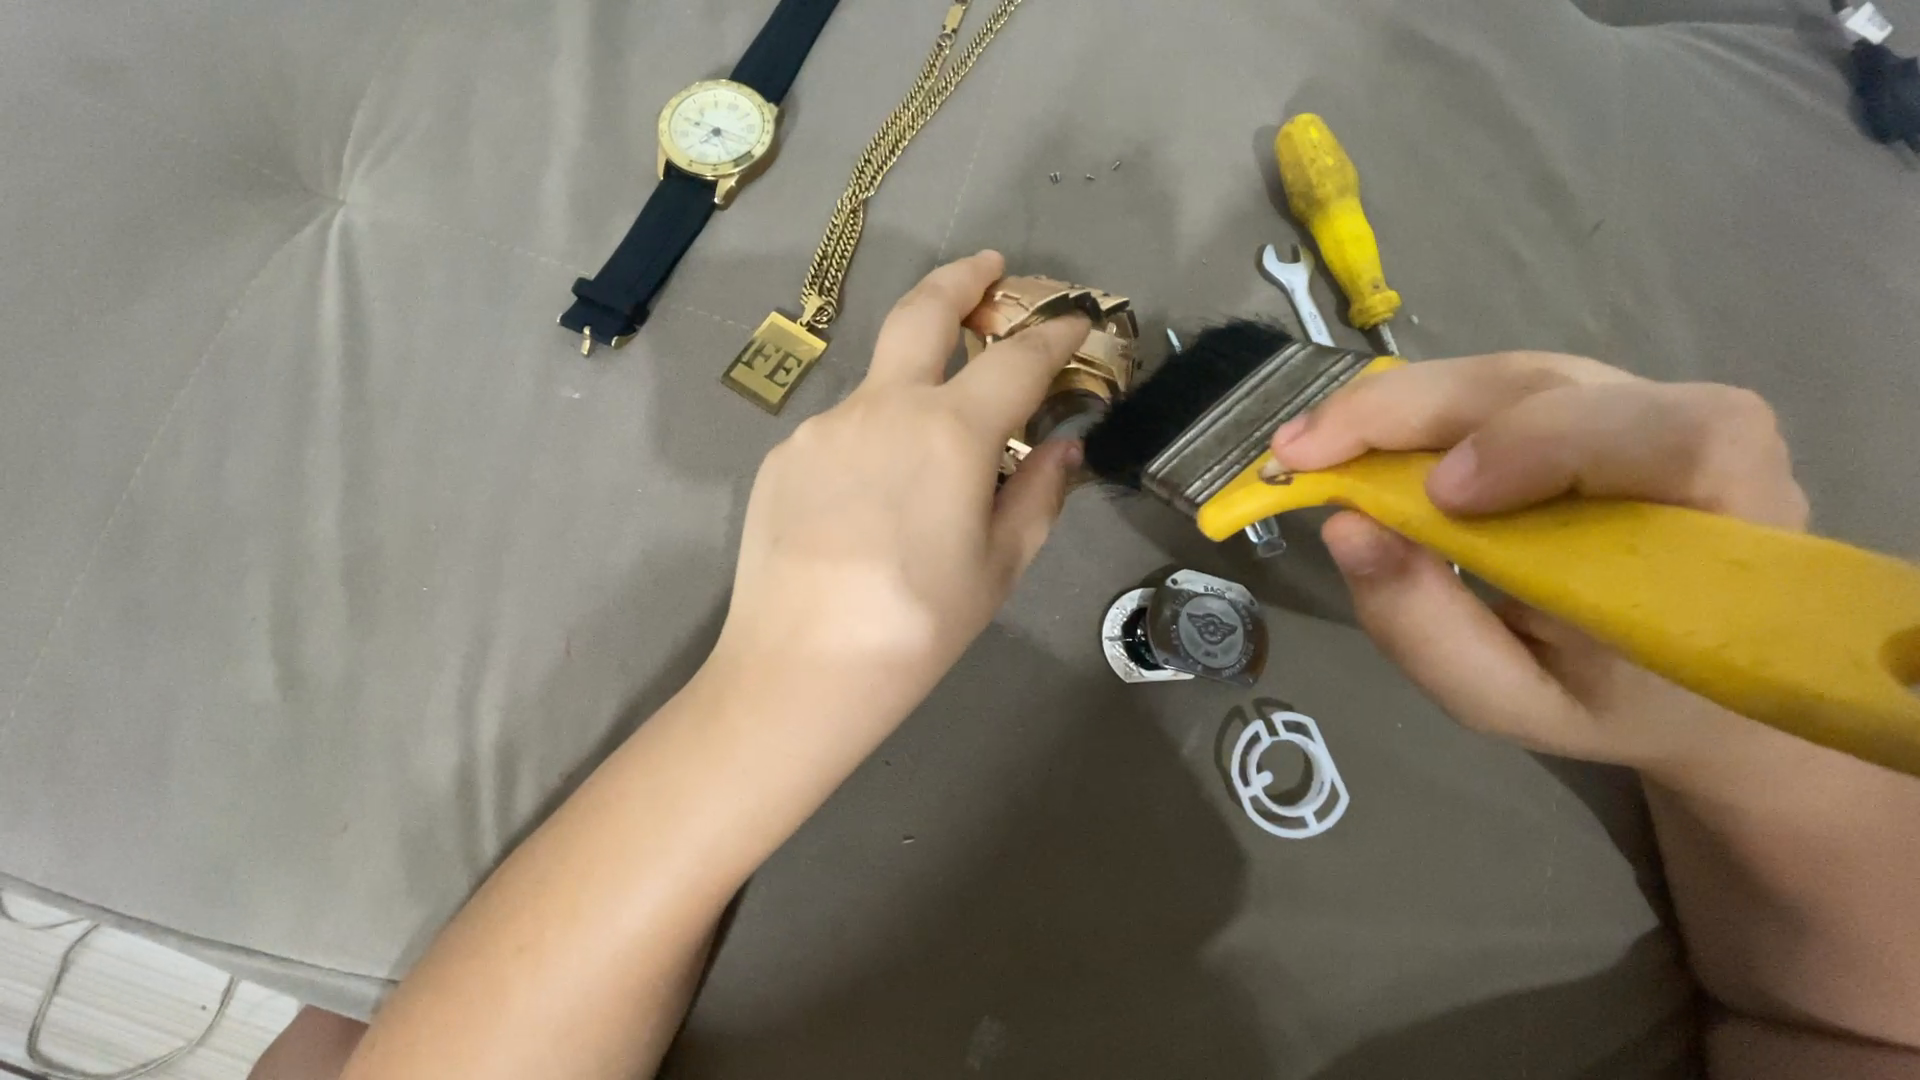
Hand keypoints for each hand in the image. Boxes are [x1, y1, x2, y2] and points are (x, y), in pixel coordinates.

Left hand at [711, 251, 1087, 734]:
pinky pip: (842, 432)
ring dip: (912, 392)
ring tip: (925, 462)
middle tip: (986, 269)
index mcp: (950, 431)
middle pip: (923, 311)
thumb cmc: (918, 625)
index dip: (1053, 334)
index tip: (1073, 321)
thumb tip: (1064, 448)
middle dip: (962, 279)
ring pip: (880, 385)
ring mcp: (823, 426)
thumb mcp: (998, 567)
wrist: (801, 667)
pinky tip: (868, 503)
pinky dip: (871, 443)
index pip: (1017, 359)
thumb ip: (1038, 495)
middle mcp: (883, 406)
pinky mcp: (784, 455)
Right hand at [1271, 352, 1810, 771]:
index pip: (1675, 438)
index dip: (1546, 443)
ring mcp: (1629, 408)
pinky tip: (1347, 441)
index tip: (1440, 498)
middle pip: (1545, 383)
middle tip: (1299, 454)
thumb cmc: (1608, 702)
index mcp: (1720, 532)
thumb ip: (1429, 631)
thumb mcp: (1511, 700)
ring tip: (1307, 449)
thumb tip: (1342, 527)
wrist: (1684, 679)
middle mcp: (1689, 441)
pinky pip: (1483, 387)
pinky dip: (1401, 410)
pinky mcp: (1577, 404)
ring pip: (1501, 374)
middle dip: (1408, 411)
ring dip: (1389, 406)